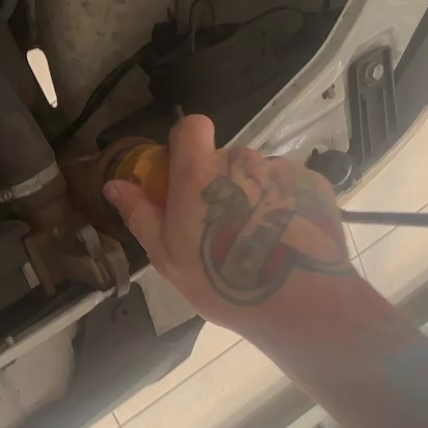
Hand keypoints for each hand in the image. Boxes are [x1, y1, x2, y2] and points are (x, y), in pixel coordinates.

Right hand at [104, 116, 360, 336]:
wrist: (301, 301)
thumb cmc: (220, 281)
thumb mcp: (167, 256)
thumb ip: (141, 214)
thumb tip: (114, 185)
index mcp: (199, 174)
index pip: (191, 127)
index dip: (185, 143)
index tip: (181, 174)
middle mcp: (241, 162)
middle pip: (223, 160)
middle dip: (217, 185)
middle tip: (215, 229)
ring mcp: (280, 171)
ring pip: (255, 176)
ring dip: (249, 198)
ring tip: (251, 241)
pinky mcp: (313, 184)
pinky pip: (285, 188)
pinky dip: (279, 207)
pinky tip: (280, 241)